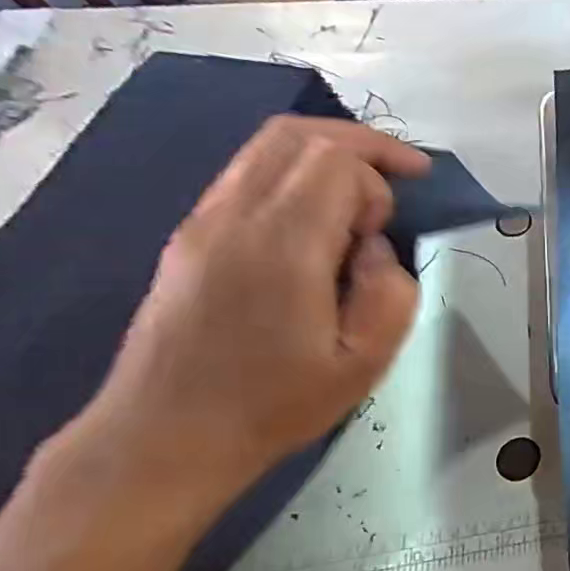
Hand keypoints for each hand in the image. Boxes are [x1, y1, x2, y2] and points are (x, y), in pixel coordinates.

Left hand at [78, 115, 429, 502]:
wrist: (166, 435)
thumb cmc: (275, 403)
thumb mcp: (365, 361)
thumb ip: (390, 291)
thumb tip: (372, 247)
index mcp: (282, 244)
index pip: (335, 161)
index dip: (380, 177)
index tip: (390, 228)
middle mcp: (235, 216)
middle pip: (297, 135)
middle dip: (361, 143)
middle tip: (403, 173)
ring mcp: (203, 222)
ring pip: (266, 147)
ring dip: (326, 154)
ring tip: (365, 191)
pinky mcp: (189, 238)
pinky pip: (246, 175)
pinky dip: (293, 174)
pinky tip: (318, 217)